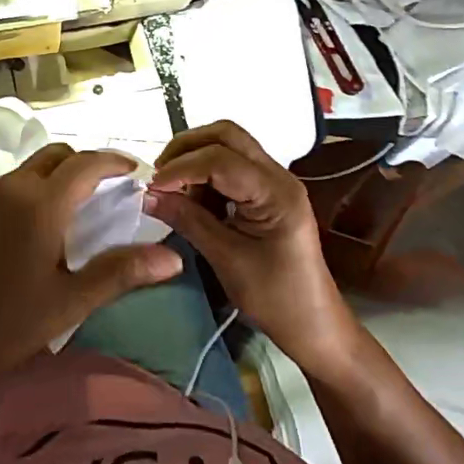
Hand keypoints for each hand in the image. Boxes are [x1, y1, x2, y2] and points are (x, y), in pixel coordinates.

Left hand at [0, 144, 184, 386]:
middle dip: (82, 165)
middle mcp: (10, 184)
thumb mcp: (69, 302)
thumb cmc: (3, 324)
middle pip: (54, 155)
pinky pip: (0, 186)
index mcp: (42, 203)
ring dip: (50, 181)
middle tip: (101, 194)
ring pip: (26, 171)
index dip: (113, 160)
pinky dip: (21, 195)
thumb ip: (120, 271)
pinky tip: (18, 233)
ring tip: (60, 220)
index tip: (134, 169)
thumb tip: (172, 256)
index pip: (86, 163)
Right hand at [143, 122, 357, 371]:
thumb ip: (188, 220)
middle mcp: (278, 177)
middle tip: (160, 174)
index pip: (221, 160)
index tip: (153, 187)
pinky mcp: (265, 193)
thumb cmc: (276, 298)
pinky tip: (190, 198)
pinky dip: (204, 174)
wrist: (315, 327)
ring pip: (227, 145)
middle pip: (227, 135)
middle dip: (187, 148)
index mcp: (276, 193)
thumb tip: (148, 195)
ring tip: (172, 189)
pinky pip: (230, 166)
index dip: (181, 168)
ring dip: (194, 158)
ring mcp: (273, 182)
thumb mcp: (227, 260)